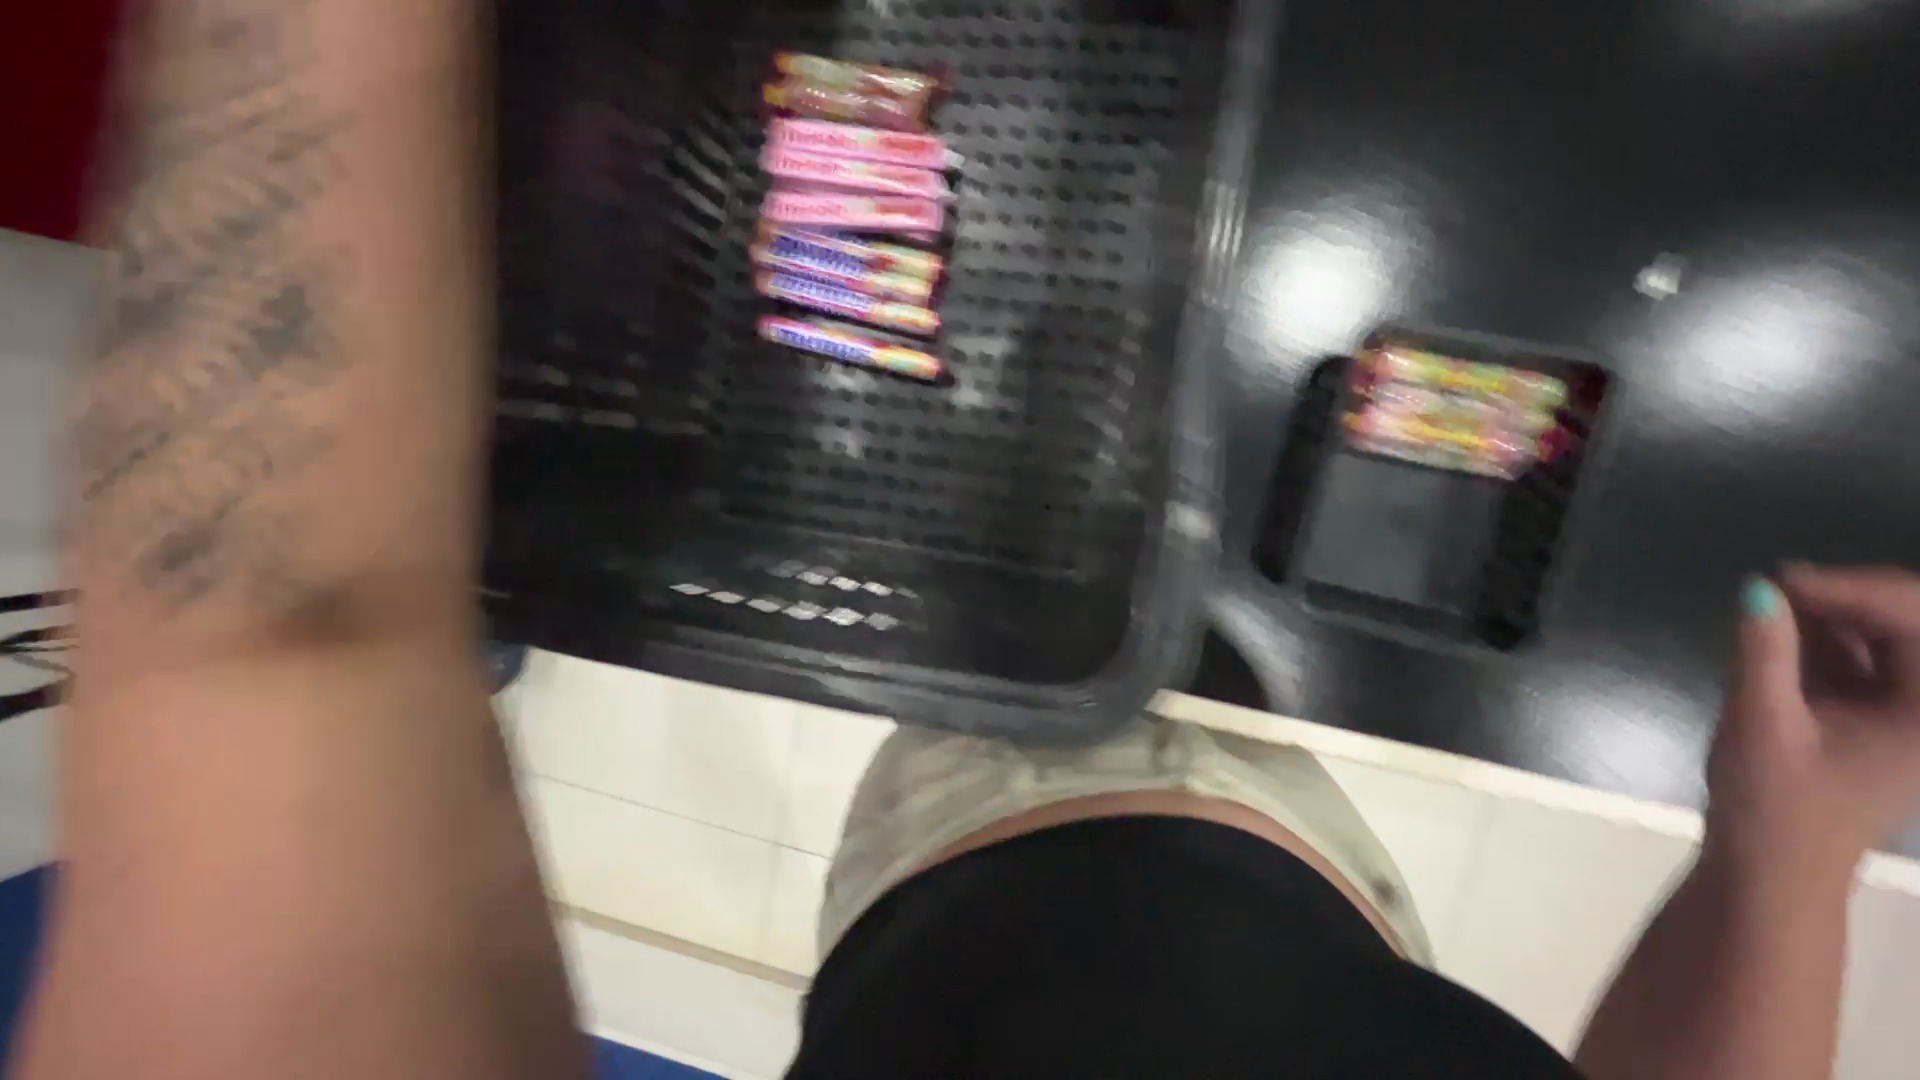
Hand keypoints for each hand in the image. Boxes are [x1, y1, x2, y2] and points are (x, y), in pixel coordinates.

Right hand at [1707, 565, 1919, 871]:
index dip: (1853, 592)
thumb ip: (1764, 652)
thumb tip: (1758, 589)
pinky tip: (1784, 631)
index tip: (1780, 580)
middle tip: (1778, 585)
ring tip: (1775, 601)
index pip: (1918, 624)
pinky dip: (1831, 640)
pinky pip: (1872, 663)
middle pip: (1917, 626)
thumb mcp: (1761, 721)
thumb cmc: (1774, 802)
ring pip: (1894, 641)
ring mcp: (1912, 718)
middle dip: (1853, 596)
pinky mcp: (1883, 721)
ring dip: (1841, 615)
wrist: (1774, 868)